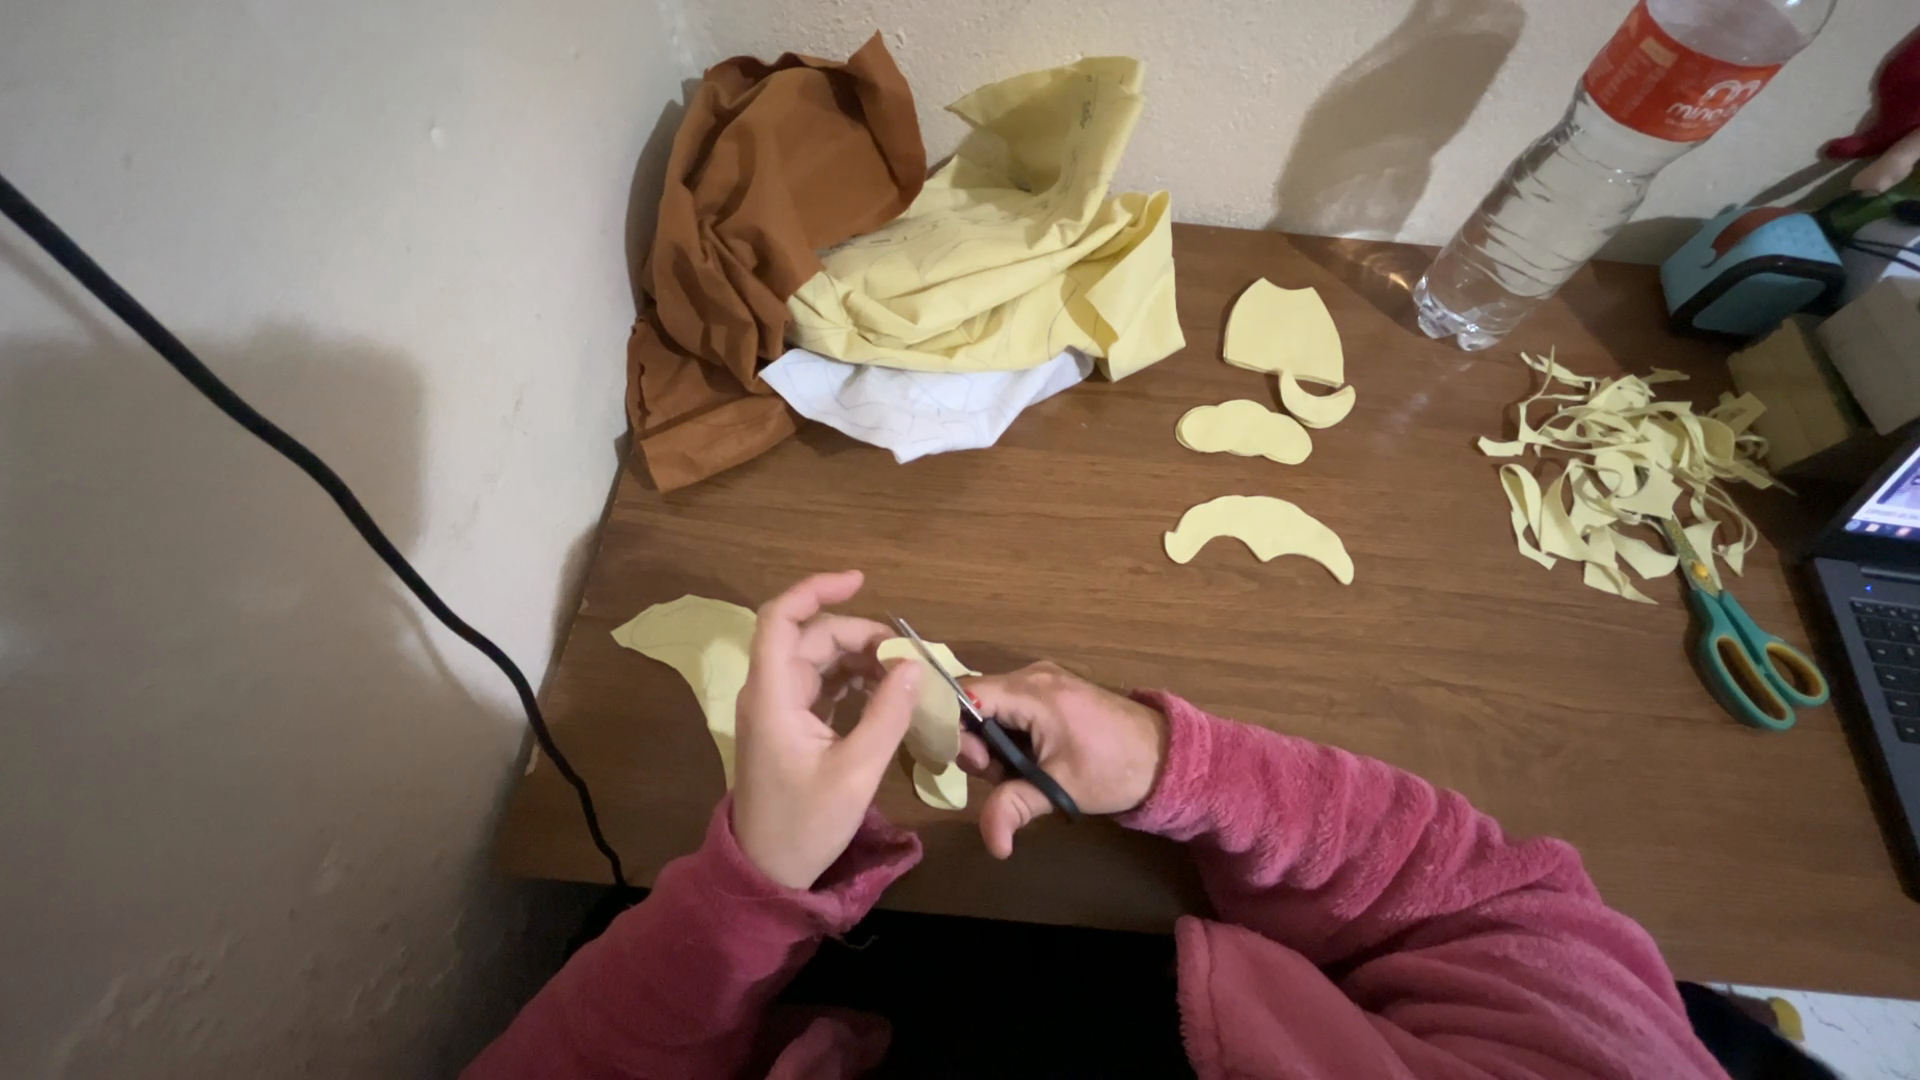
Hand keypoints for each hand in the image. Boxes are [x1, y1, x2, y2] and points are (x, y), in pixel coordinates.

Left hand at [732, 571, 920, 889]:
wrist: (766, 873)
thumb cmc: (805, 825)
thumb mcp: (855, 772)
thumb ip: (886, 715)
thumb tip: (911, 666)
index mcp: (773, 695)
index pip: (781, 619)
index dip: (816, 590)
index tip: (860, 582)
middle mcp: (770, 691)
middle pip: (812, 637)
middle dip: (858, 635)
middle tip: (904, 656)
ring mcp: (779, 707)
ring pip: (819, 659)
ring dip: (859, 657)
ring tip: (900, 672)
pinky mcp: (790, 724)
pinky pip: (822, 684)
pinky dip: (852, 680)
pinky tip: (883, 691)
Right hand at [957, 662, 1168, 858]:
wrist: (1165, 755)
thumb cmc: (1114, 768)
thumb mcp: (1061, 789)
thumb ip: (1016, 807)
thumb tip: (991, 845)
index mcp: (1032, 692)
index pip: (967, 693)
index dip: (957, 728)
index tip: (976, 764)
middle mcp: (1032, 676)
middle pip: (977, 702)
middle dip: (980, 743)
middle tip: (1003, 776)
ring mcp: (1042, 680)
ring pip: (993, 707)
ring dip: (996, 743)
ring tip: (1023, 772)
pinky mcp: (1052, 691)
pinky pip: (1012, 707)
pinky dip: (1011, 735)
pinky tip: (1030, 760)